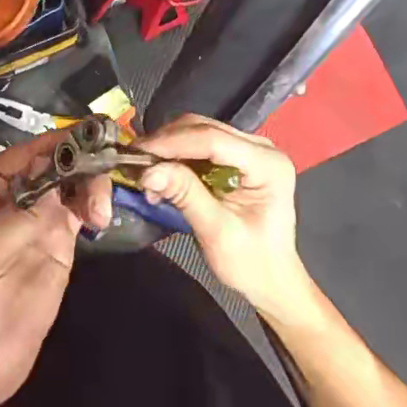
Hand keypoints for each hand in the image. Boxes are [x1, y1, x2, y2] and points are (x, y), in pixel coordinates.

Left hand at [0, 129, 109, 406]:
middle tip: (105, 179)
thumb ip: (20, 218)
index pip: (32, 151)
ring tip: (100, 212)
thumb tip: (60, 183)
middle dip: (87, 160)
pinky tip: (101, 219)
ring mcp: (40, 218)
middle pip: (61, 160)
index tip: (99, 137)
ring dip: (95, 184)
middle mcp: (17, 195)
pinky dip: (98, 205)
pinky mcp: (60, 243)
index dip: (64, 140)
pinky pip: (84, 209)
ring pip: (77, 181)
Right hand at [136, 115, 316, 323]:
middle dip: (169, 142)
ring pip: (202, 131)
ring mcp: (252, 149)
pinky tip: (163, 170)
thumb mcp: (217, 233)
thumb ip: (186, 196)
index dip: (174, 142)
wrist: (271, 277)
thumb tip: (149, 171)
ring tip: (146, 168)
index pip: (214, 140)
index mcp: (267, 164)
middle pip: (207, 129)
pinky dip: (180, 154)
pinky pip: (204, 144)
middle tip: (136, 161)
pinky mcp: (239, 156)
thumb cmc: (250, 262)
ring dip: (171, 146)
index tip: (140, 152)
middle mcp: (262, 148)